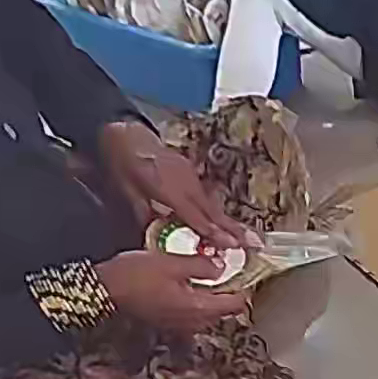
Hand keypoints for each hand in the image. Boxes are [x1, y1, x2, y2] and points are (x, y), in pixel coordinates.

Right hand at [96, 250, 250, 331]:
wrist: (101, 290)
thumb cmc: (135, 274)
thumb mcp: (171, 262)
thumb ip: (201, 266)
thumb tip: (222, 267)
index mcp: (198, 308)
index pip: (233, 304)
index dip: (244, 290)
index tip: (248, 275)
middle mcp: (193, 322)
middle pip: (223, 312)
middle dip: (231, 295)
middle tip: (232, 275)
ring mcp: (180, 326)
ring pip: (208, 315)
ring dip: (214, 300)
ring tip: (214, 280)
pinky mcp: (168, 323)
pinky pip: (193, 316)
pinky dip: (199, 304)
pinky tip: (192, 288)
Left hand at [99, 120, 245, 248]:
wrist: (127, 134)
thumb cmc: (124, 164)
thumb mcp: (128, 191)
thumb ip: (146, 214)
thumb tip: (155, 235)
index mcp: (168, 189)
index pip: (195, 216)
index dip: (213, 232)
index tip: (231, 244)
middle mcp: (185, 184)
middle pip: (213, 212)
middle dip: (233, 229)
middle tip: (253, 244)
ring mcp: (191, 178)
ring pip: (213, 206)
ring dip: (230, 223)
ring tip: (247, 238)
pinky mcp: (192, 175)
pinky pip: (207, 199)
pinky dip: (218, 213)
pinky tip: (227, 224)